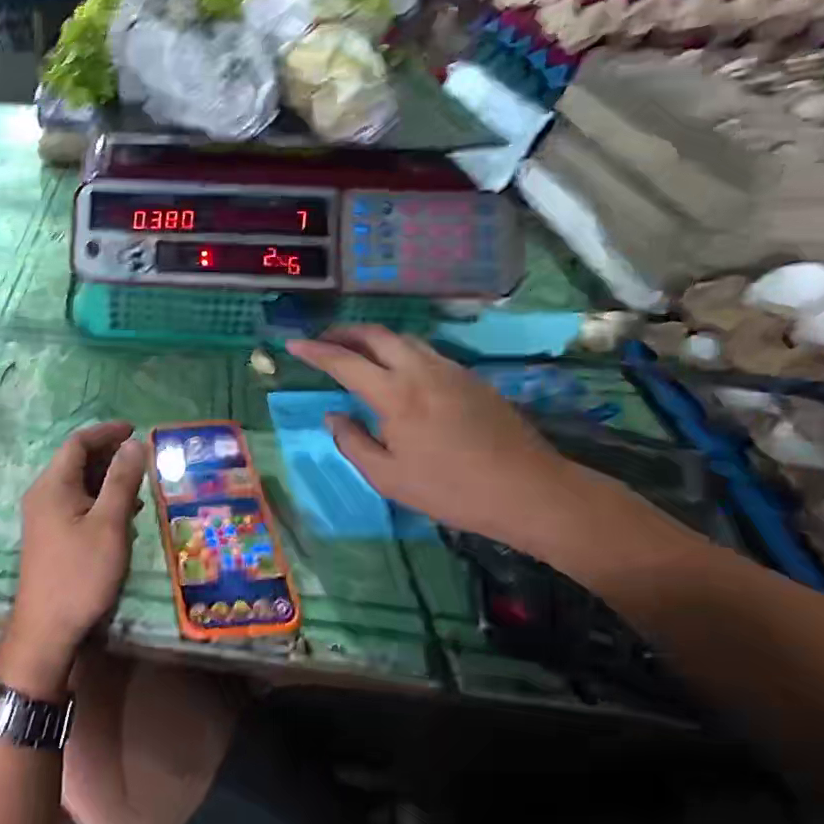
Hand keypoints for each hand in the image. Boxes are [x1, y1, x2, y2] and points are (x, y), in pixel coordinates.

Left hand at [0, 422, 147, 698]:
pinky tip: (124, 512)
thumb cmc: (80, 573)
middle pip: (76, 460)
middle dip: (109, 454)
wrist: (47, 630)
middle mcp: (43, 493)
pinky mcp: (50, 535)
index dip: (107, 432)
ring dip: (107, 478)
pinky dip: (99, 499)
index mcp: (52, 485)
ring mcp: (44, 515)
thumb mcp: (109, 524)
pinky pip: (76, 503)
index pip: (78, 443)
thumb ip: (121, 481)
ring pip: (78, 483)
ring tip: (140, 482)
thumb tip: (134, 443)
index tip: (136, 429)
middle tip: (142, 456)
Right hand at [287, 326, 637, 561]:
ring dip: (374, 338)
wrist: (530, 491)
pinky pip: (426, 352)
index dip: (315, 351)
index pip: (344, 361)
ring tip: (357, 351)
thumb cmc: (451, 490)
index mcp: (395, 395)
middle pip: (376, 335)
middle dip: (344, 332)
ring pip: (404, 339)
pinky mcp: (471, 378)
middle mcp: (420, 371)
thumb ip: (353, 442)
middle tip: (324, 340)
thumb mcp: (388, 478)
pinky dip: (400, 350)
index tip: (293, 344)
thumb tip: (334, 416)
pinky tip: (398, 370)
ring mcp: (450, 370)